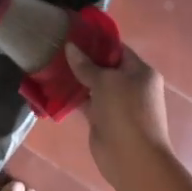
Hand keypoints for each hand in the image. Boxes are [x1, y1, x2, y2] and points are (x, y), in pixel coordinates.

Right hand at [67, 42, 172, 190]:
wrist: (131, 157)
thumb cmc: (125, 112)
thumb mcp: (105, 81)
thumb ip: (86, 64)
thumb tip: (70, 46)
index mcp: (141, 72)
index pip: (118, 49)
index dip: (97, 41)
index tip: (73, 33)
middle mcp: (131, 86)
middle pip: (105, 66)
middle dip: (83, 58)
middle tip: (57, 47)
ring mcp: (117, 104)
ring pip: (94, 84)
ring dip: (76, 77)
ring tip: (51, 64)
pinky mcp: (104, 119)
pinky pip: (87, 101)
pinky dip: (73, 95)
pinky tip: (53, 87)